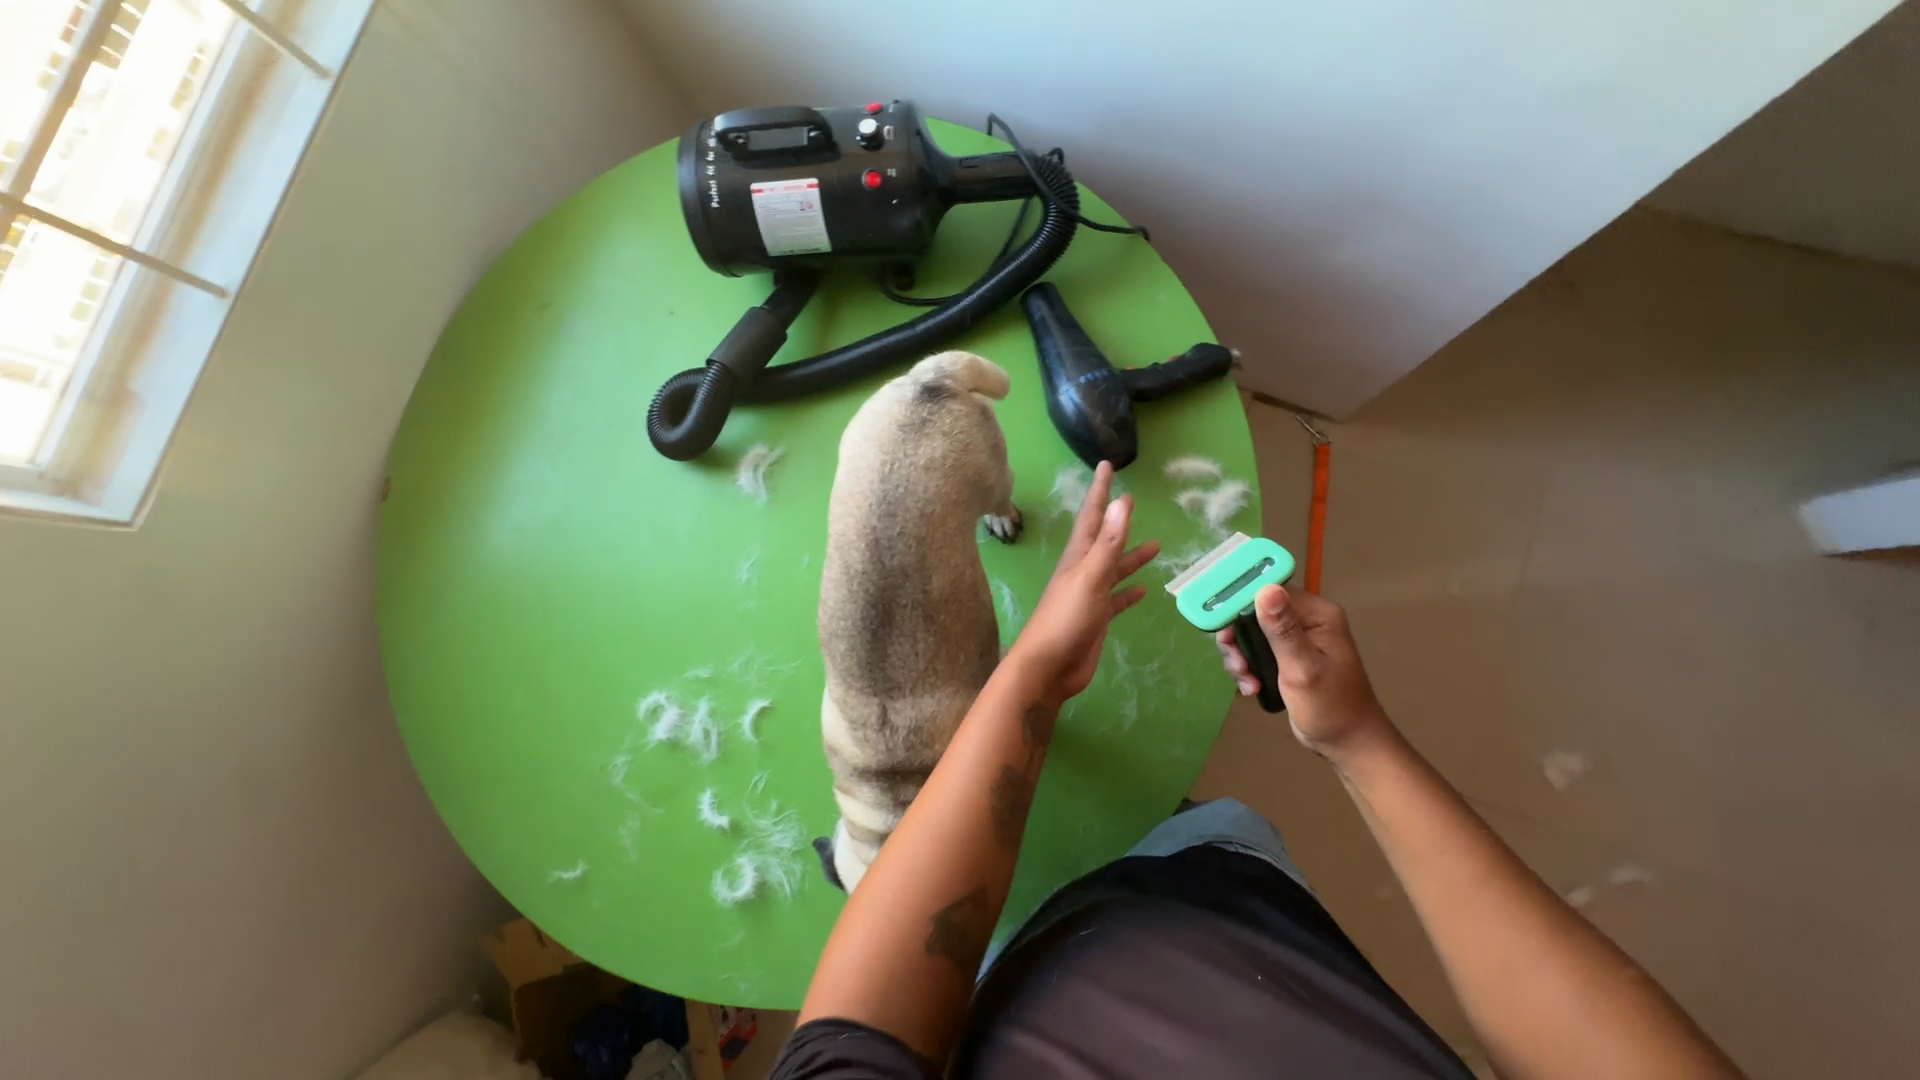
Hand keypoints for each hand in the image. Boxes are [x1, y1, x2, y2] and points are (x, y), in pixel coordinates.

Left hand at [1008, 462, 1159, 704]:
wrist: (1048, 668)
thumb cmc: (1065, 620)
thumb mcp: (1090, 577)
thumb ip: (1108, 543)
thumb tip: (1123, 502)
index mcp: (1078, 557)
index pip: (1091, 516)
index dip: (1099, 490)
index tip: (1106, 465)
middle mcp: (1082, 571)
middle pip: (1102, 538)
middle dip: (1115, 519)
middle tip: (1131, 497)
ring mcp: (1089, 596)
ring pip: (1114, 569)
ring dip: (1131, 556)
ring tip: (1156, 544)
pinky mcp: (1096, 619)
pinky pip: (1116, 600)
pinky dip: (1129, 592)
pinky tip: (1143, 591)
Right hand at [1216, 585, 1393, 762]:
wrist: (1346, 744)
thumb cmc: (1331, 707)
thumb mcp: (1303, 668)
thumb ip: (1282, 630)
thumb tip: (1265, 589)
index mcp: (1317, 614)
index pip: (1270, 591)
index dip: (1241, 604)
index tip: (1224, 627)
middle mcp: (1305, 620)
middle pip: (1254, 612)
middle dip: (1238, 638)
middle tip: (1236, 663)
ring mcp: (1295, 639)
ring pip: (1250, 634)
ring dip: (1241, 657)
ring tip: (1246, 680)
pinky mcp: (1285, 657)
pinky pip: (1255, 651)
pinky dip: (1248, 668)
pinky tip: (1252, 687)